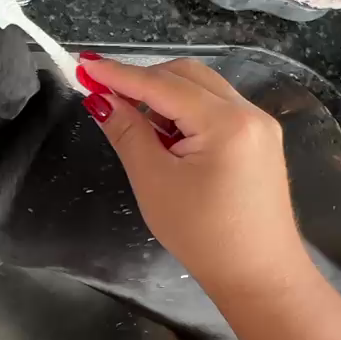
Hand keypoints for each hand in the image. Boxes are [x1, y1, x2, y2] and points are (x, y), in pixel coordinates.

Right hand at [79, 56, 312, 297]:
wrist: (259, 276)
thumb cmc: (202, 232)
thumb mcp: (153, 180)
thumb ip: (126, 131)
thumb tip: (98, 98)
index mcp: (226, 123)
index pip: (161, 84)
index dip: (117, 73)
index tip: (81, 63)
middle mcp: (248, 113)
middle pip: (186, 75)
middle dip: (141, 78)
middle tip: (102, 92)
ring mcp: (258, 126)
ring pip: (200, 87)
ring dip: (161, 92)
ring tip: (129, 115)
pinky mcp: (257, 140)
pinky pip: (212, 106)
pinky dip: (180, 108)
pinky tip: (160, 130)